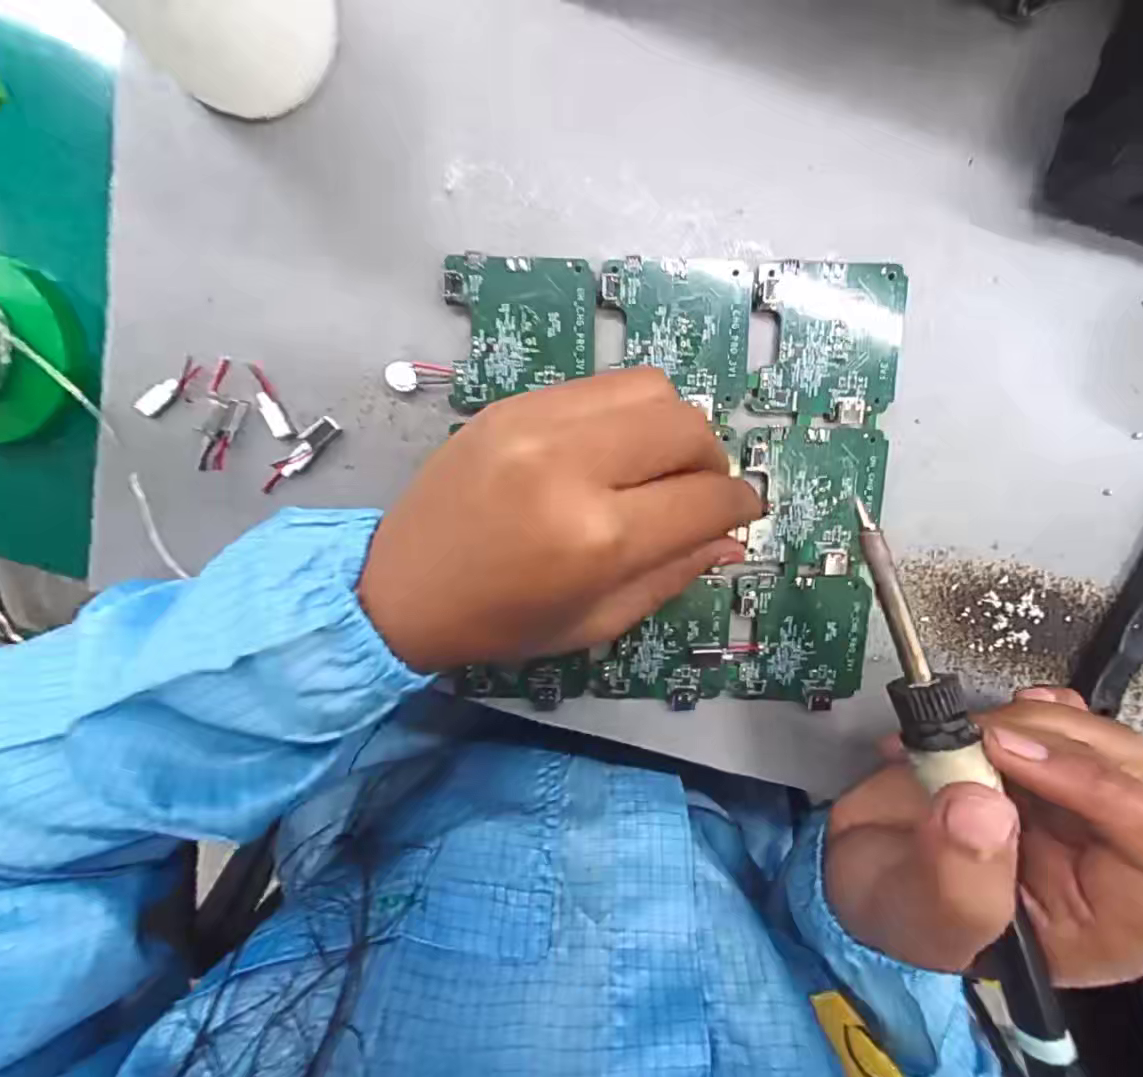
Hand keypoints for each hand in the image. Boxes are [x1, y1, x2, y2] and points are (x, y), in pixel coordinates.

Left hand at [359, 368, 760, 672]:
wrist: (401, 588)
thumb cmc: (498, 622)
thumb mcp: (594, 621)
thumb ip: (671, 574)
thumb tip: (729, 537)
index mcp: (597, 537)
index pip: (707, 499)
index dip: (739, 506)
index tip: (741, 512)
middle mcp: (571, 465)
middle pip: (687, 427)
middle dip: (711, 461)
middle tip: (695, 491)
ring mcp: (535, 423)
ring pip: (648, 389)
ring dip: (670, 426)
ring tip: (651, 464)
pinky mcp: (510, 406)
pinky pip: (596, 387)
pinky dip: (621, 413)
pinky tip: (604, 448)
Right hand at [824, 688, 1142, 985]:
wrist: (858, 873)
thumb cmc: (901, 917)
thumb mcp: (926, 920)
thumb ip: (959, 880)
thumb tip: (983, 802)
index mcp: (1110, 920)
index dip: (1111, 794)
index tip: (1011, 757)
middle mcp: (1101, 856)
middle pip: (1140, 780)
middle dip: (1054, 745)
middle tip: (973, 740)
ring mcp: (1061, 804)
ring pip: (1098, 741)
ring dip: (1023, 721)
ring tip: (950, 736)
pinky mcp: (1022, 765)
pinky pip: (1058, 723)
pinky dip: (1027, 708)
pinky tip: (986, 717)